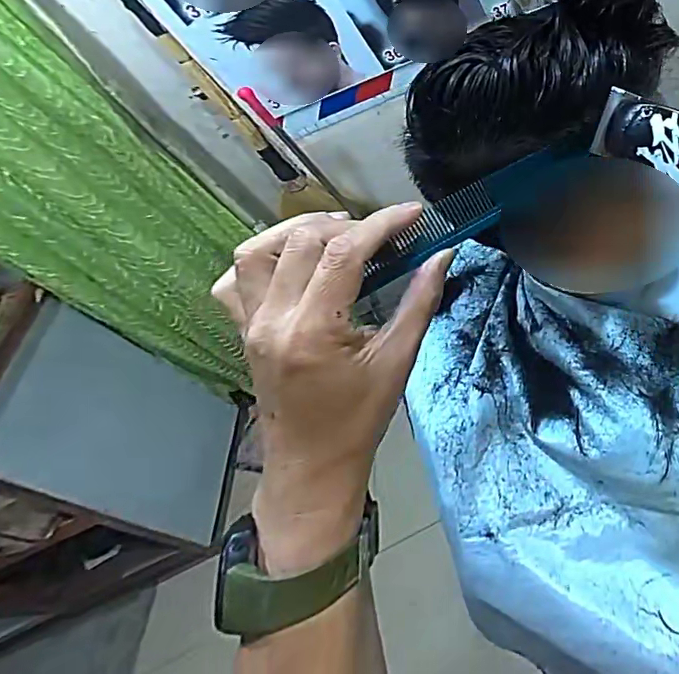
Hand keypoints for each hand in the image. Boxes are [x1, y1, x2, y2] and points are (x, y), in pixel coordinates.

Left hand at [212, 206, 454, 574]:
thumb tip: (443, 254)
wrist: (311, 464)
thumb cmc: (360, 417)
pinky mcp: (242, 331)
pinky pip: (235, 280)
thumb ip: (421, 299)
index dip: (382, 224)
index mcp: (314, 330)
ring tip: (339, 230)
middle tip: (385, 231)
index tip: (413, 213)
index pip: (343, 253)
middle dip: (349, 224)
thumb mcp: (400, 358)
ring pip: (256, 251)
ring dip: (300, 230)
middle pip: (301, 242)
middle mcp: (272, 321)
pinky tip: (296, 259)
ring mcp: (250, 325)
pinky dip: (263, 257)